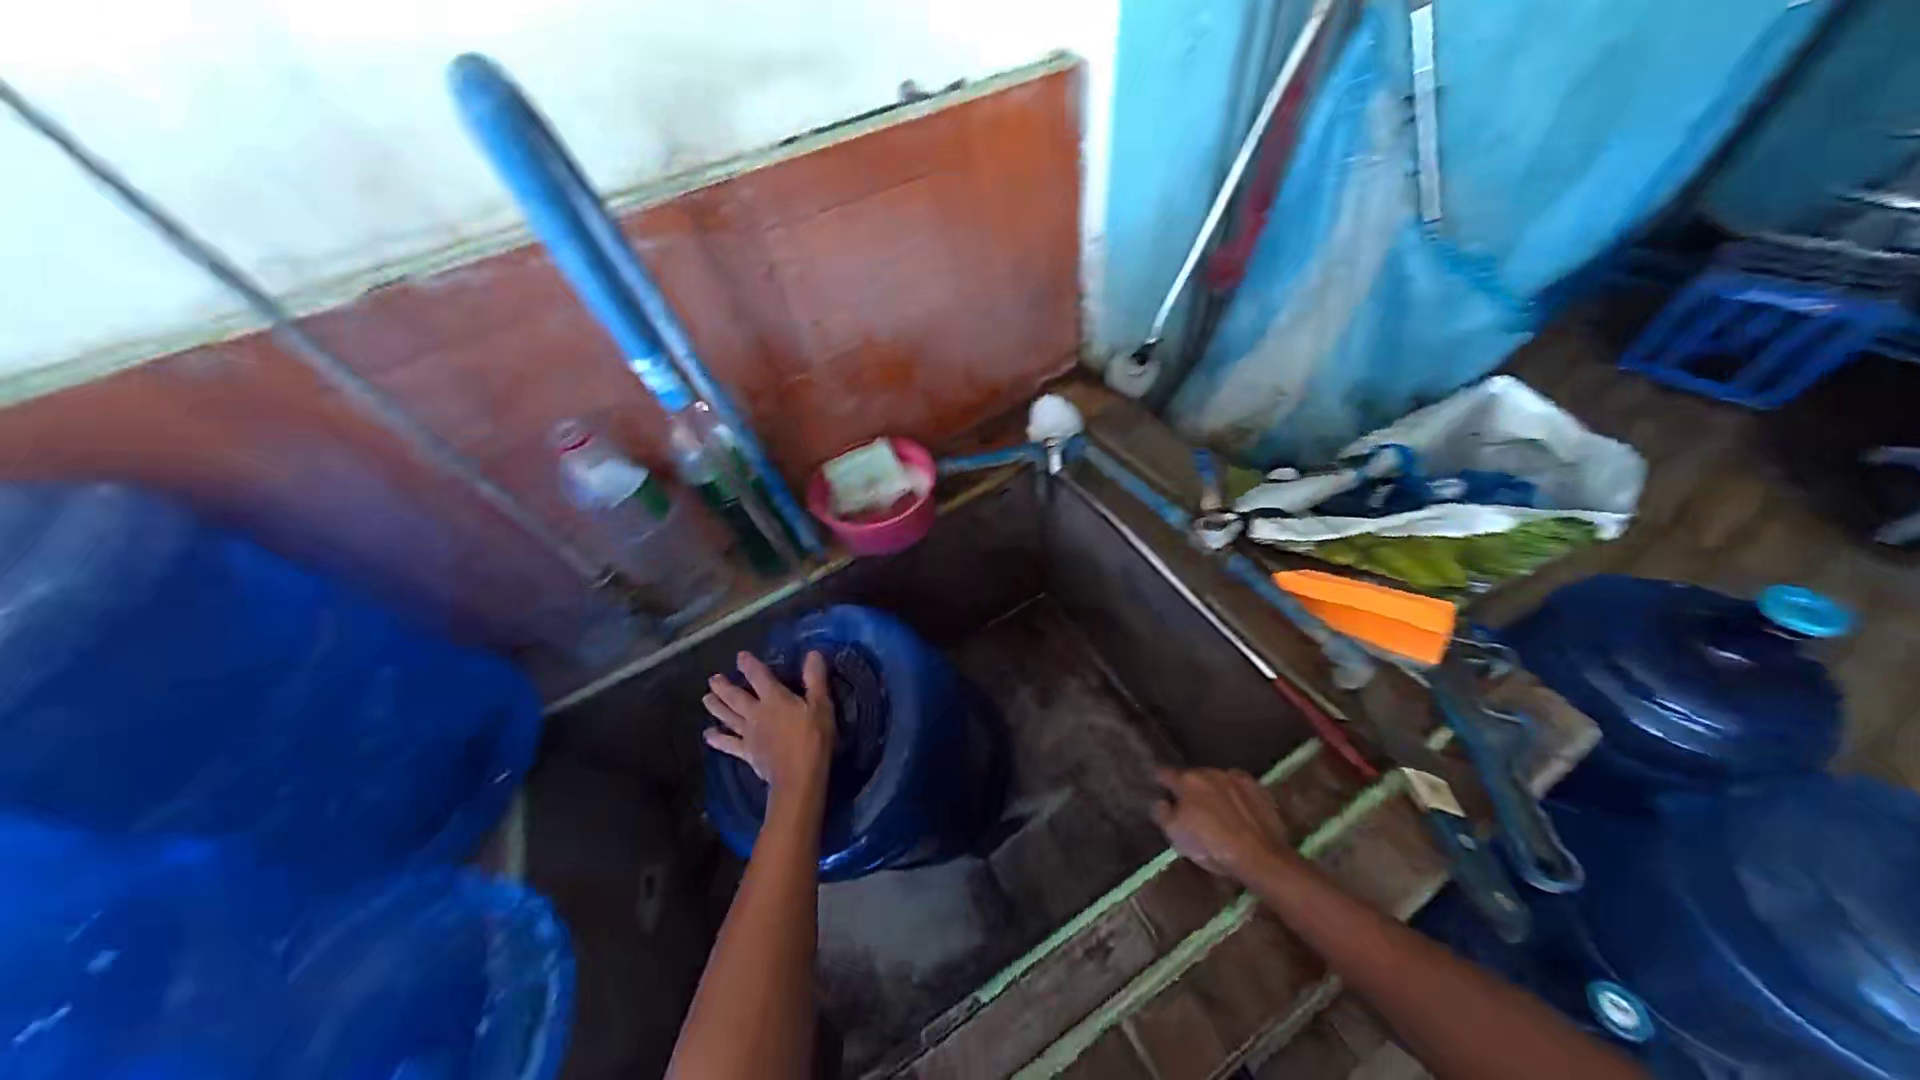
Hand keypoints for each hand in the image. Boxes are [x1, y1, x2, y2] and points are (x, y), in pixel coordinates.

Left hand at [703, 651, 835, 799]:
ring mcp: (749, 734)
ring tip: (706, 699)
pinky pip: (729, 744)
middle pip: (736, 697)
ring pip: (728, 717)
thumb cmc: (813, 737)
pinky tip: (708, 735)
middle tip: (712, 679)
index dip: (749, 664)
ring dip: (716, 707)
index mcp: (774, 698)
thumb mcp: (821, 704)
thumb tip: (813, 653)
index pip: (758, 676)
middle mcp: (756, 713)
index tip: (740, 656)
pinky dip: (718, 739)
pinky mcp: (747, 752)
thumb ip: (815, 678)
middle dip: (724, 686)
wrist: (798, 776)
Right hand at [1151, 767, 1296, 881]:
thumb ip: (1163, 814)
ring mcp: (1236, 778)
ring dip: (1213, 790)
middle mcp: (1211, 772)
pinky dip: (1235, 795)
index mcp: (1187, 781)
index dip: (1159, 781)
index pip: (1165, 773)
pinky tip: (1238, 810)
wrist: (1261, 857)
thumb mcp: (1176, 836)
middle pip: (1193, 777)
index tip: (1158, 788)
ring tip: (1216, 810)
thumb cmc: (1212, 846)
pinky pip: (1239, 787)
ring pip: (1217, 780)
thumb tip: (1161, 802)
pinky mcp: (1258, 789)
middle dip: (1189, 788)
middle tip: (1190, 807)